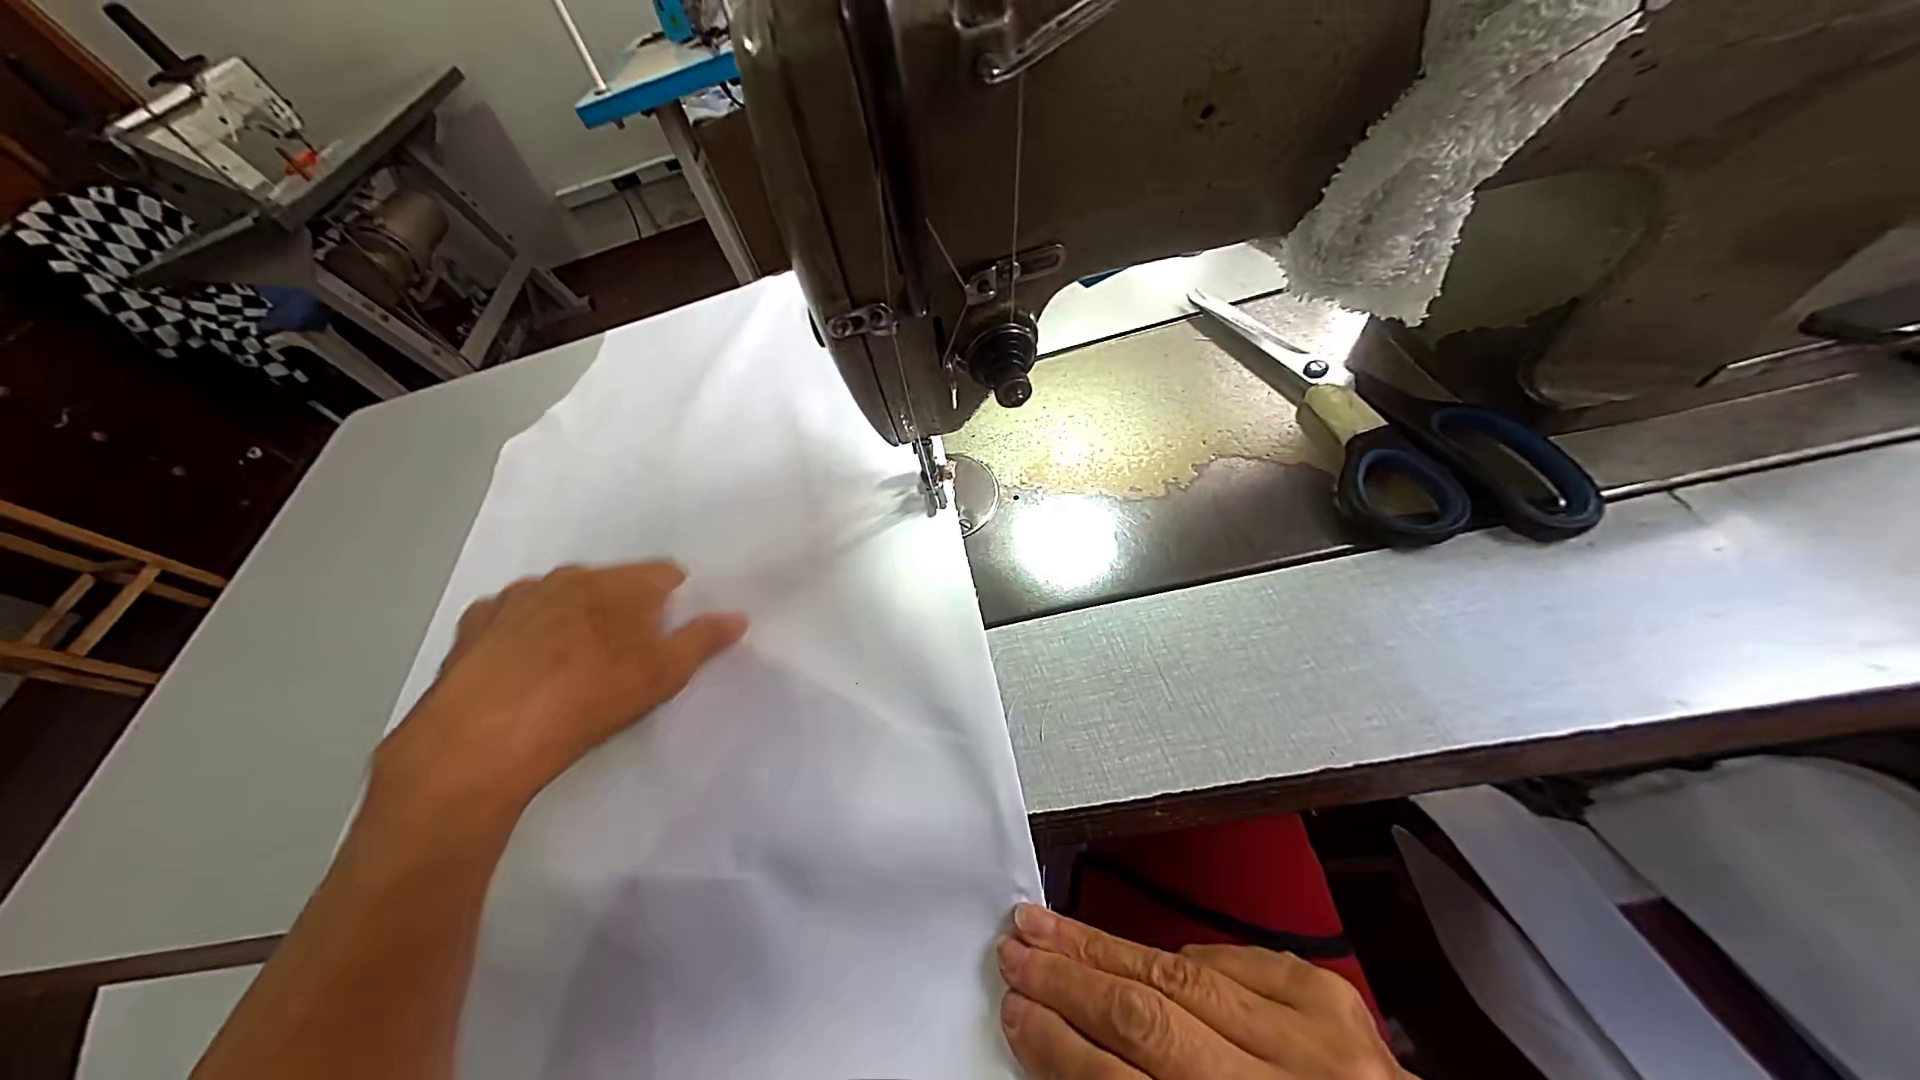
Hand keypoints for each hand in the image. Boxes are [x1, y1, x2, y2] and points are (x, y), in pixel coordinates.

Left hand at [373, 562, 746, 815]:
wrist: (483, 740)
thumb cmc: (590, 700)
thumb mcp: (663, 675)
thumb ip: (703, 640)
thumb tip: (738, 616)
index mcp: (620, 584)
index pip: (665, 573)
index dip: (675, 599)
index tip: (671, 632)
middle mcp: (570, 576)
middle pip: (612, 582)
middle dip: (625, 608)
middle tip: (626, 654)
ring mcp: (517, 596)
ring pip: (562, 596)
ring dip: (575, 617)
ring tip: (573, 666)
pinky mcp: (476, 622)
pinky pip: (515, 616)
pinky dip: (527, 632)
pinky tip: (525, 669)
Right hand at [999, 904, 1411, 1079]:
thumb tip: (1064, 1045)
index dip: (1058, 1043)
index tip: (1017, 1011)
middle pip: (1147, 1017)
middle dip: (1068, 978)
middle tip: (1018, 950)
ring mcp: (1318, 1042)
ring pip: (1179, 972)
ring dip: (1103, 946)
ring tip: (1051, 927)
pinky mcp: (1333, 1001)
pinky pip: (1231, 959)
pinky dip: (1179, 954)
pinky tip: (1139, 947)